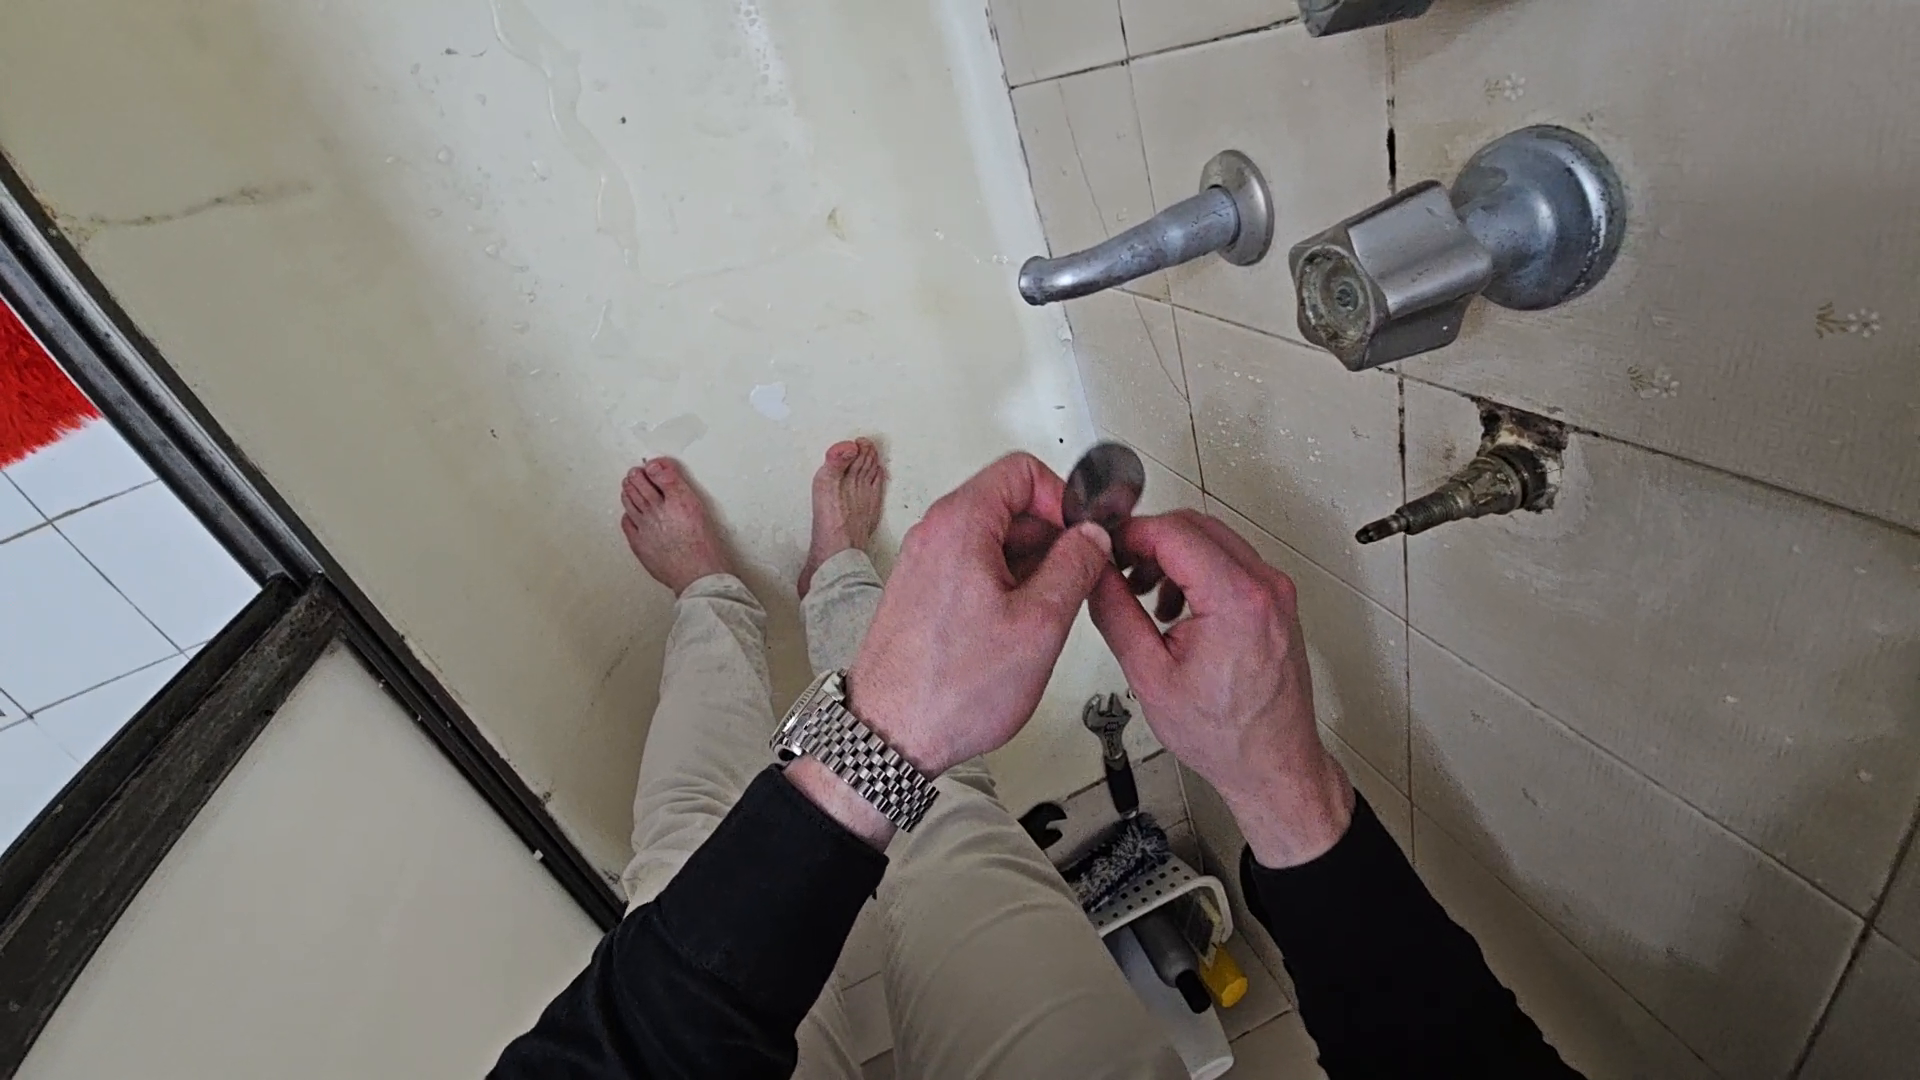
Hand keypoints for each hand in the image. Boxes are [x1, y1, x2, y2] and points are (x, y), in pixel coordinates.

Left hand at [846, 453, 1113, 776]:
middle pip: (1008, 504)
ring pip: (993, 539)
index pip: (1021, 471)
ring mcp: (925, 564)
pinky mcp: (923, 592)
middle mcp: (935, 535)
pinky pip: (974, 566)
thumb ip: (1074, 567)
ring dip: (1032, 564)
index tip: (1083, 533)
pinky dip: (1005, 582)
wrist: (887, 735)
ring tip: (1051, 611)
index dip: (1062, 497)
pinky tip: (1020, 625)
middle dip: (1051, 535)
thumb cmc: (949, 689)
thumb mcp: (1038, 624)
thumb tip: (1091, 538)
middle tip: (1079, 575)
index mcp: (960, 525)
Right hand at [1089, 510, 1353, 867]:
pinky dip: (1195, 568)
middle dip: (1149, 540)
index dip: (1130, 535)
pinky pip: (1230, 560)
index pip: (1173, 532)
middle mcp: (1265, 587)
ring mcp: (1276, 592)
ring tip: (1145, 592)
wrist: (1271, 764)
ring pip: (1213, 538)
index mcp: (1236, 601)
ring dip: (1172, 554)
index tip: (1107, 549)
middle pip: (1194, 525)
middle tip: (1119, 567)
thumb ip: (1115, 613)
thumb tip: (1095, 574)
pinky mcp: (1276, 601)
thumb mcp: (1148, 675)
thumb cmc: (1223, 734)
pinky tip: (1174, 606)